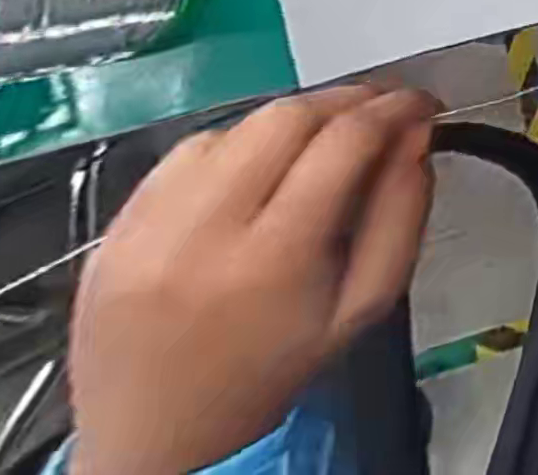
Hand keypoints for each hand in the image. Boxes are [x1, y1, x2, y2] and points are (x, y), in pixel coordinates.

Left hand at [68, 85, 438, 474]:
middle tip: (386, 106)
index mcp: (272, 259)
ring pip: (238, 125)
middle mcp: (198, 234)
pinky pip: (189, 150)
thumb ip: (406, 209)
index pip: (344, 142)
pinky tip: (268, 160)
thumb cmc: (285, 363)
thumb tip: (418, 133)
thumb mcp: (372, 298)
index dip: (395, 107)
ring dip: (300, 115)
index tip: (425, 103)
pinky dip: (244, 138)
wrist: (160, 440)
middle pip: (286, 118)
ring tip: (333, 131)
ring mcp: (143, 229)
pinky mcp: (113, 229)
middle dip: (350, 98)